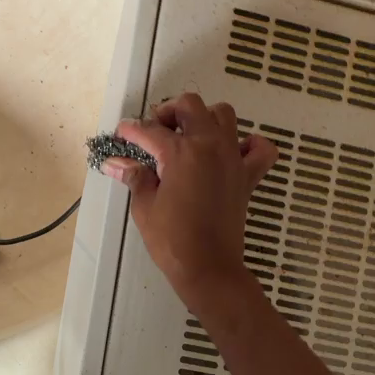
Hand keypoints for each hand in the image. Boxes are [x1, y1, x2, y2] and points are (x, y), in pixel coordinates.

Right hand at [103, 93, 278, 303]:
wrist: (208, 268)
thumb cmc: (171, 240)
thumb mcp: (144, 207)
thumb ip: (134, 177)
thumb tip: (115, 163)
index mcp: (181, 152)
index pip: (149, 131)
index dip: (131, 131)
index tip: (120, 135)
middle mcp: (210, 145)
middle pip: (190, 106)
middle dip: (168, 112)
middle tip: (155, 132)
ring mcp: (233, 158)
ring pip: (224, 115)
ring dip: (204, 118)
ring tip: (189, 138)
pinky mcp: (248, 176)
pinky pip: (259, 149)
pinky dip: (249, 145)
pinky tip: (233, 153)